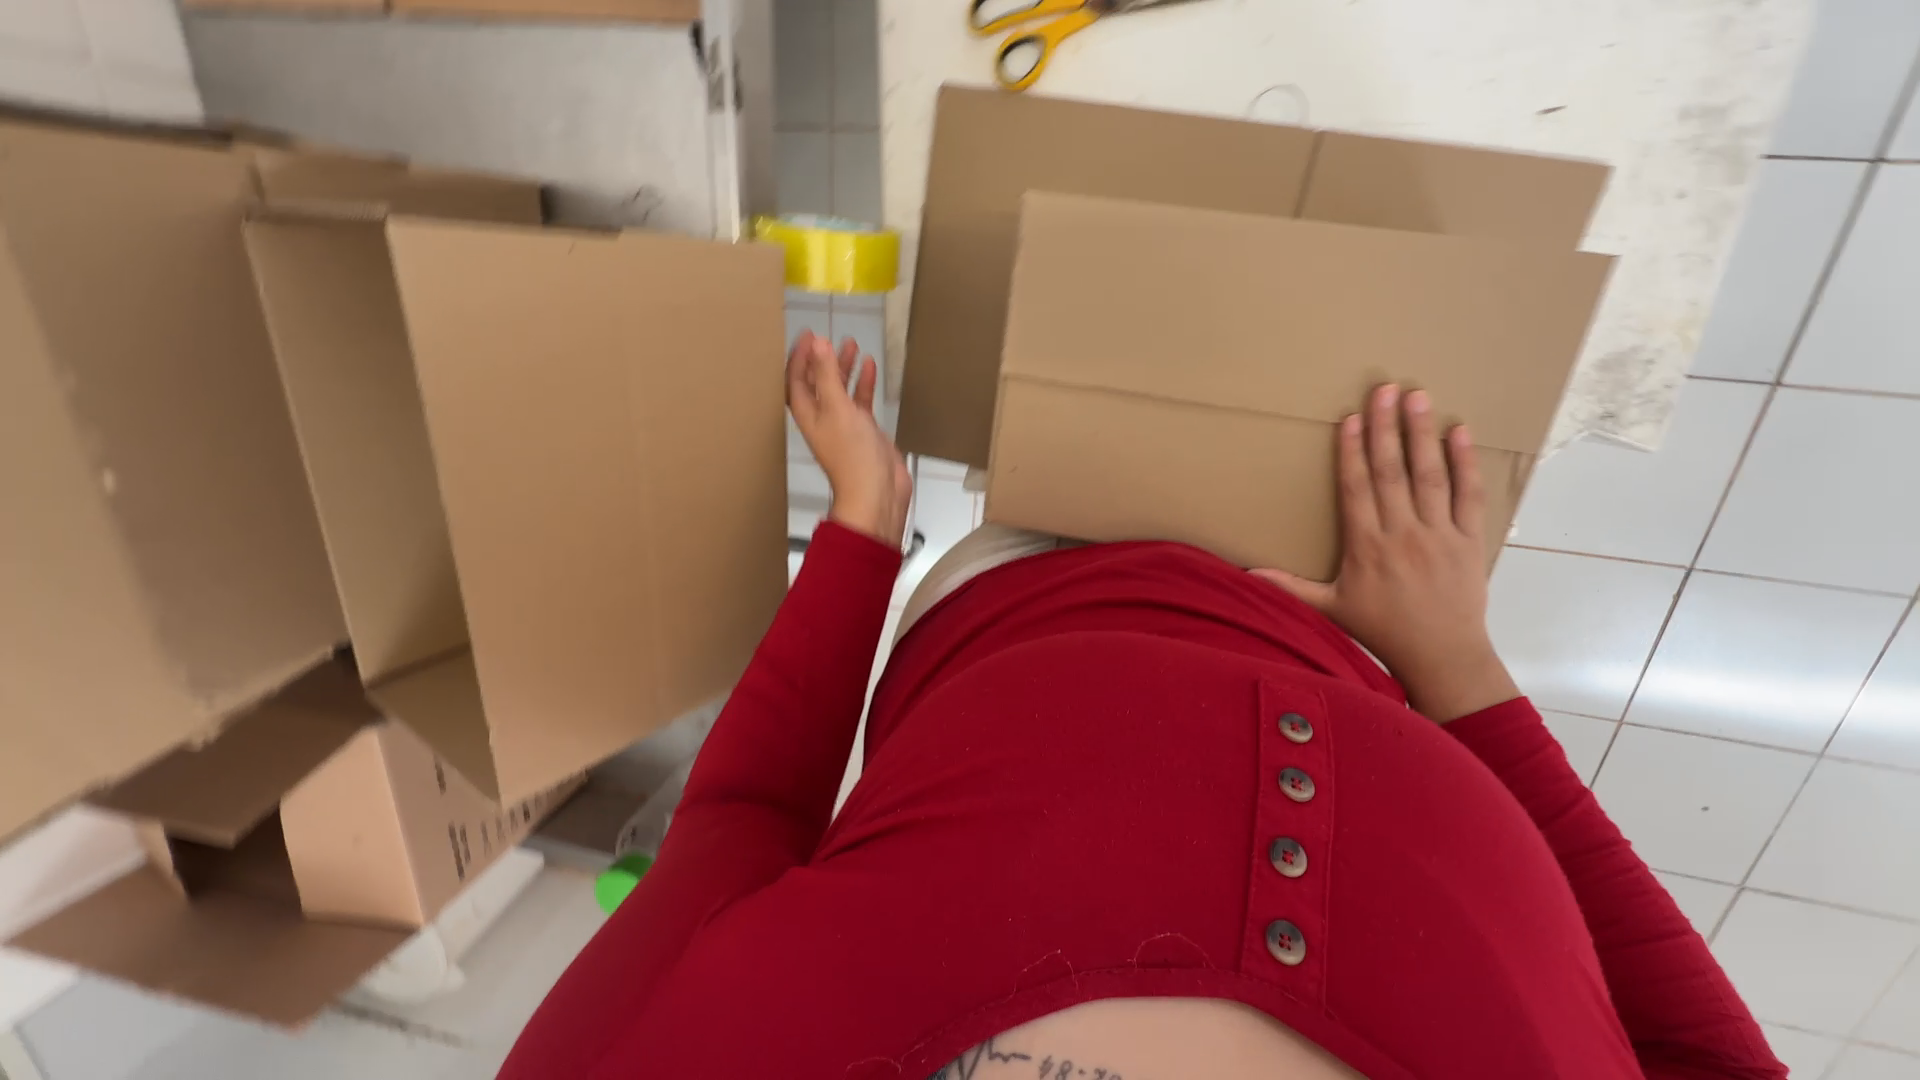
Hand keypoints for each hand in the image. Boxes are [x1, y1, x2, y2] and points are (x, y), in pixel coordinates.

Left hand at [786, 330, 911, 548]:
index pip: (795, 379)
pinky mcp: (865, 429)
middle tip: (827, 335)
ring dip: (844, 367)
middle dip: (822, 359)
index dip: (799, 357)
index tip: (808, 334)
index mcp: (808, 414)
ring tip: (851, 344)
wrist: (877, 491)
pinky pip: (860, 400)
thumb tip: (819, 343)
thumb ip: (828, 375)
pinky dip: (863, 382)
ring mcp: (844, 423)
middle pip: (817, 382)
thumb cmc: (852, 454)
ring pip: (840, 388)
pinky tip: (869, 366)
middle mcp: (823, 417)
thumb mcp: (837, 408)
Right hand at [1253, 385, 1518, 722]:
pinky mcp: (1468, 539)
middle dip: (1387, 428)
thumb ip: (1289, 587)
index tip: (1351, 418)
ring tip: (1418, 397)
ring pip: (1429, 476)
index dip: (1353, 452)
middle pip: (1392, 472)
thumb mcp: (1329, 609)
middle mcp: (1401, 534)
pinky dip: (1464, 463)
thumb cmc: (1380, 630)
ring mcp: (1438, 534)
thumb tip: (1247, 574)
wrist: (1441, 655)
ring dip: (1422, 434)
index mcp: (1366, 547)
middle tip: (1385, 389)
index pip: (1357, 489)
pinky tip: (1459, 432)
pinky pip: (1468, 495)